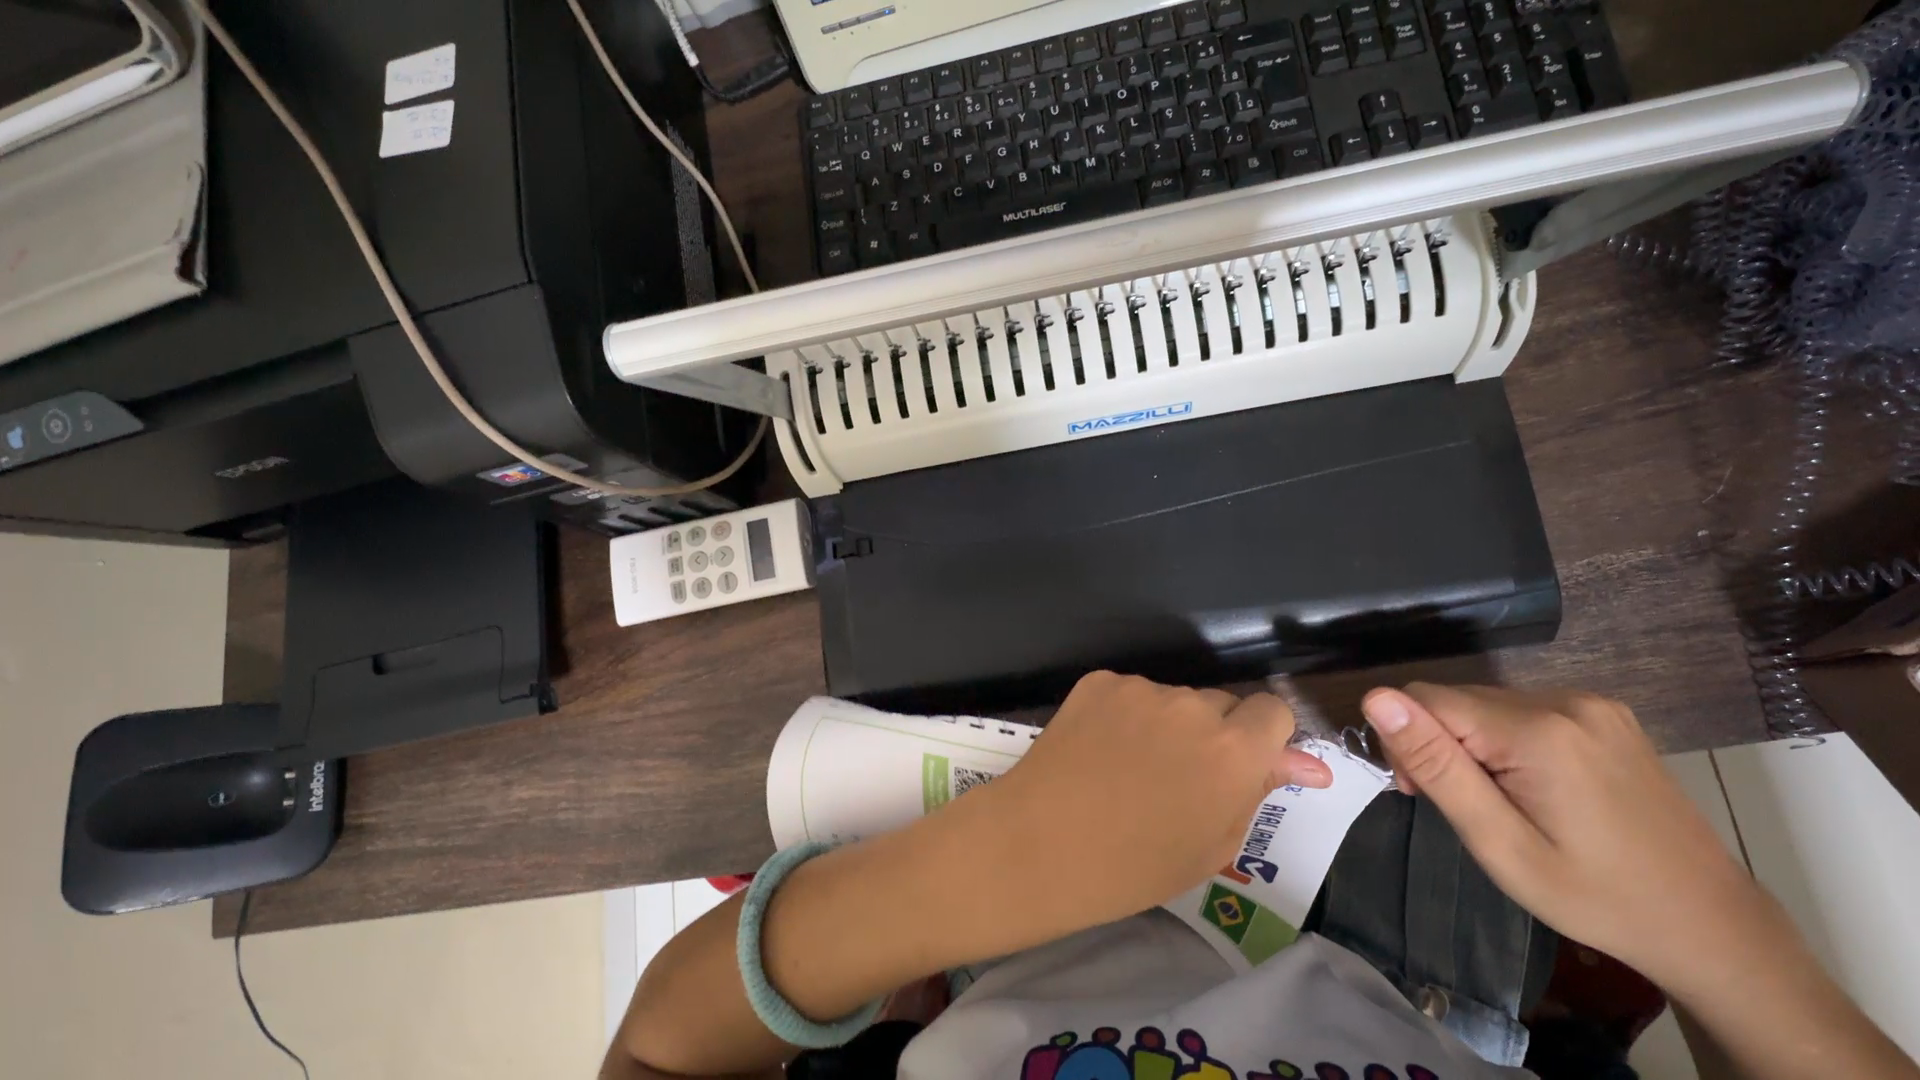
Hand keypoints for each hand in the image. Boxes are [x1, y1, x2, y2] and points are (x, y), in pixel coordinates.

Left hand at [971, 672, 1332, 932]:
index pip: (1274, 711)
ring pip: (1173, 700)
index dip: (1262, 739)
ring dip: (1168, 725)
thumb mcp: (1213, 844)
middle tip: (1181, 779)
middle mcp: (1192, 706)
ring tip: (1131, 771)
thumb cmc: (1133, 866)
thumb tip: (1307, 764)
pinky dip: (1126, 717)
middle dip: (1215, 734)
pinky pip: (1130, 694)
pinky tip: (1101, 753)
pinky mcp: (1097, 683)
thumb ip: (1258, 792)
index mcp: (1234, 751)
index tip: (1242, 767)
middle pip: (1221, 704)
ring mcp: (1140, 689)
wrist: (1037, 846)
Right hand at [1359, 683, 1771, 988]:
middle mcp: (1565, 700)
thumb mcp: (1499, 842)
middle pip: (1457, 700)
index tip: (1422, 795)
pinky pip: (1525, 710)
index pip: (1425, 699)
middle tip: (1466, 810)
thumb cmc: (1593, 896)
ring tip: (1503, 804)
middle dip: (1439, 745)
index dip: (1406, 743)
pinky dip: (1508, 741)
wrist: (1708, 922)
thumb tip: (1375, 698)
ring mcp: (1593, 705)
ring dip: (1473, 744)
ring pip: (1488, 704)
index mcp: (1536, 731)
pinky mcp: (1608, 716)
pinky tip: (1534, 788)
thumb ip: (1435, 765)